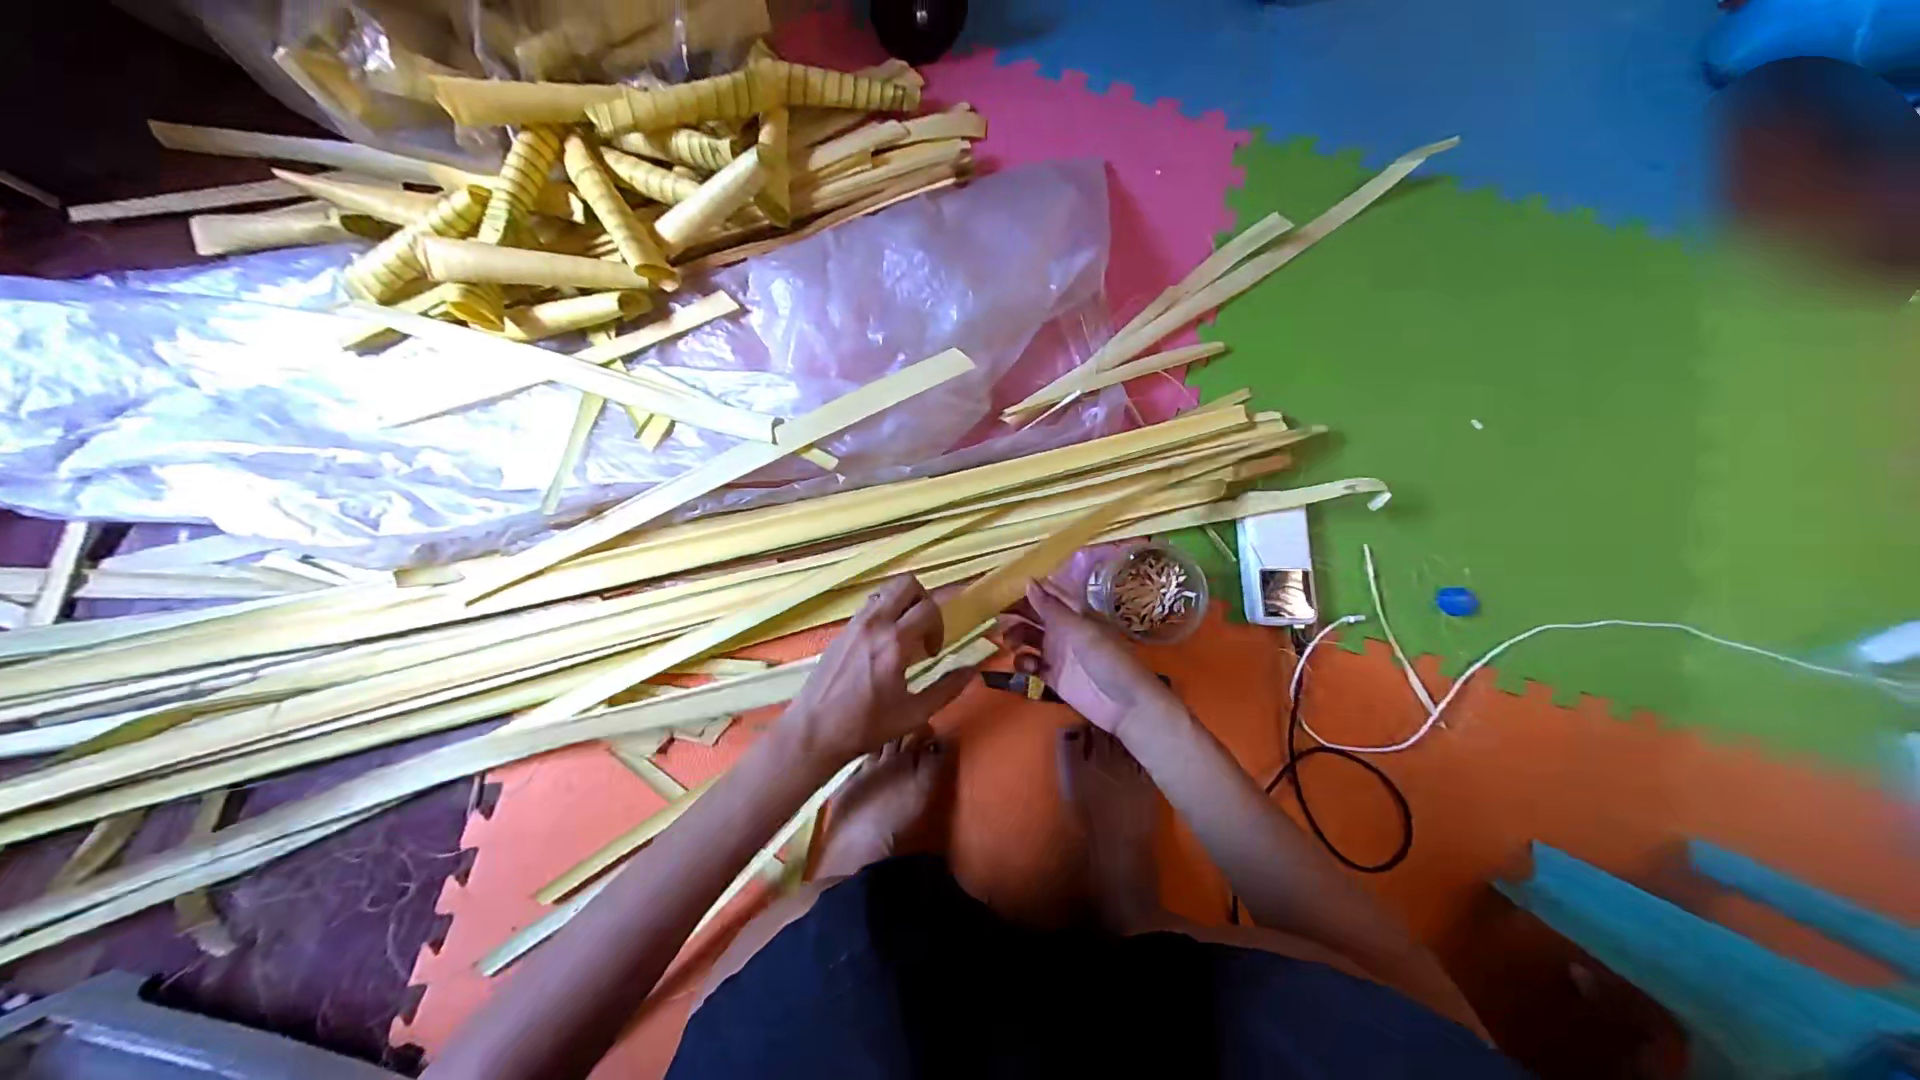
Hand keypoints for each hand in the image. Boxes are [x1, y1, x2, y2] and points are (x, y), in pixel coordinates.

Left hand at [781, 575, 977, 764]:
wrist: (814, 731)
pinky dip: (884, 612)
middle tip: (924, 629)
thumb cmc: (865, 726)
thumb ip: (947, 688)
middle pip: (907, 584)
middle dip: (925, 601)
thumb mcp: (914, 714)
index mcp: (894, 643)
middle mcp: (874, 624)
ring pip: (886, 590)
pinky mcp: (842, 630)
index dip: (940, 626)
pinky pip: (869, 605)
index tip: (933, 651)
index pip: (929, 608)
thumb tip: (973, 669)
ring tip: (904, 633)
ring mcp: (854, 624)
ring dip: (903, 603)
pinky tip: (882, 642)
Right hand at [997, 577, 1187, 743]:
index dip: (1025, 593)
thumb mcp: (1080, 629)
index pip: (1045, 596)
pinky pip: (1030, 665)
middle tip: (999, 619)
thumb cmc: (1109, 659)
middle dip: (1015, 616)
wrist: (1126, 705)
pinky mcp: (1052, 676)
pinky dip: (1024, 663)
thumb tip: (1028, 581)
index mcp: (1073, 613)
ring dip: (1016, 638)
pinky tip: (1027, 666)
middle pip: (1032, 617)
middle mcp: (1063, 629)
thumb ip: (1052, 609)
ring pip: (1027, 639)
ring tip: (1012, 644)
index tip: (1002, 591)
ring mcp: (1057, 653)